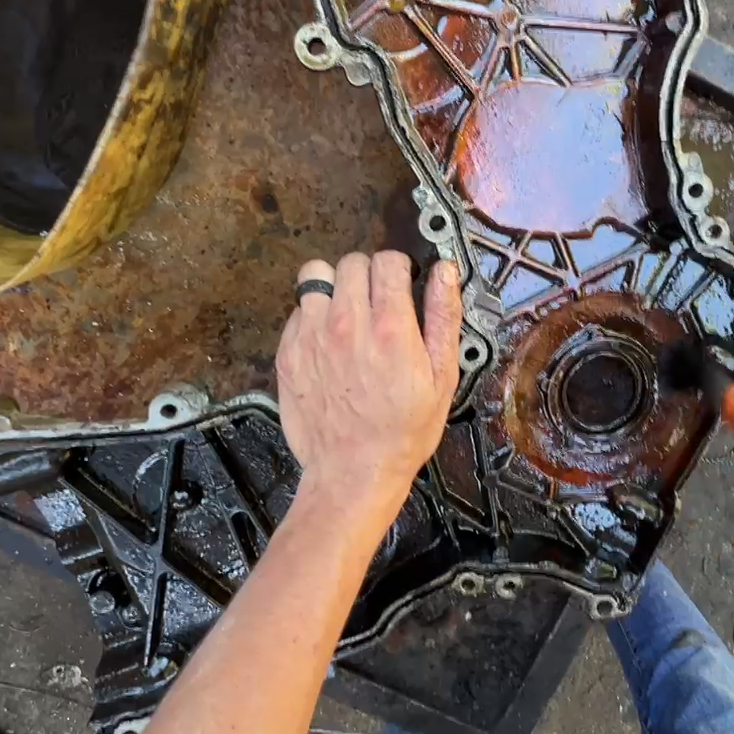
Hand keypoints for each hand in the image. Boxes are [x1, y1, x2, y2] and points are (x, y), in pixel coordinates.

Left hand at [275, 252, 462, 535]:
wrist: (353, 472)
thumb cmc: (403, 431)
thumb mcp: (443, 377)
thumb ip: (444, 316)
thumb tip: (445, 272)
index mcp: (390, 327)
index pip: (389, 261)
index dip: (401, 269)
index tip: (403, 285)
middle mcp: (347, 324)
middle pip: (352, 261)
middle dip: (370, 275)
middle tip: (379, 302)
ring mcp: (312, 337)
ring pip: (316, 275)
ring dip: (335, 287)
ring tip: (348, 312)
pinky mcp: (289, 353)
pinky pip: (297, 310)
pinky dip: (313, 316)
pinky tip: (329, 341)